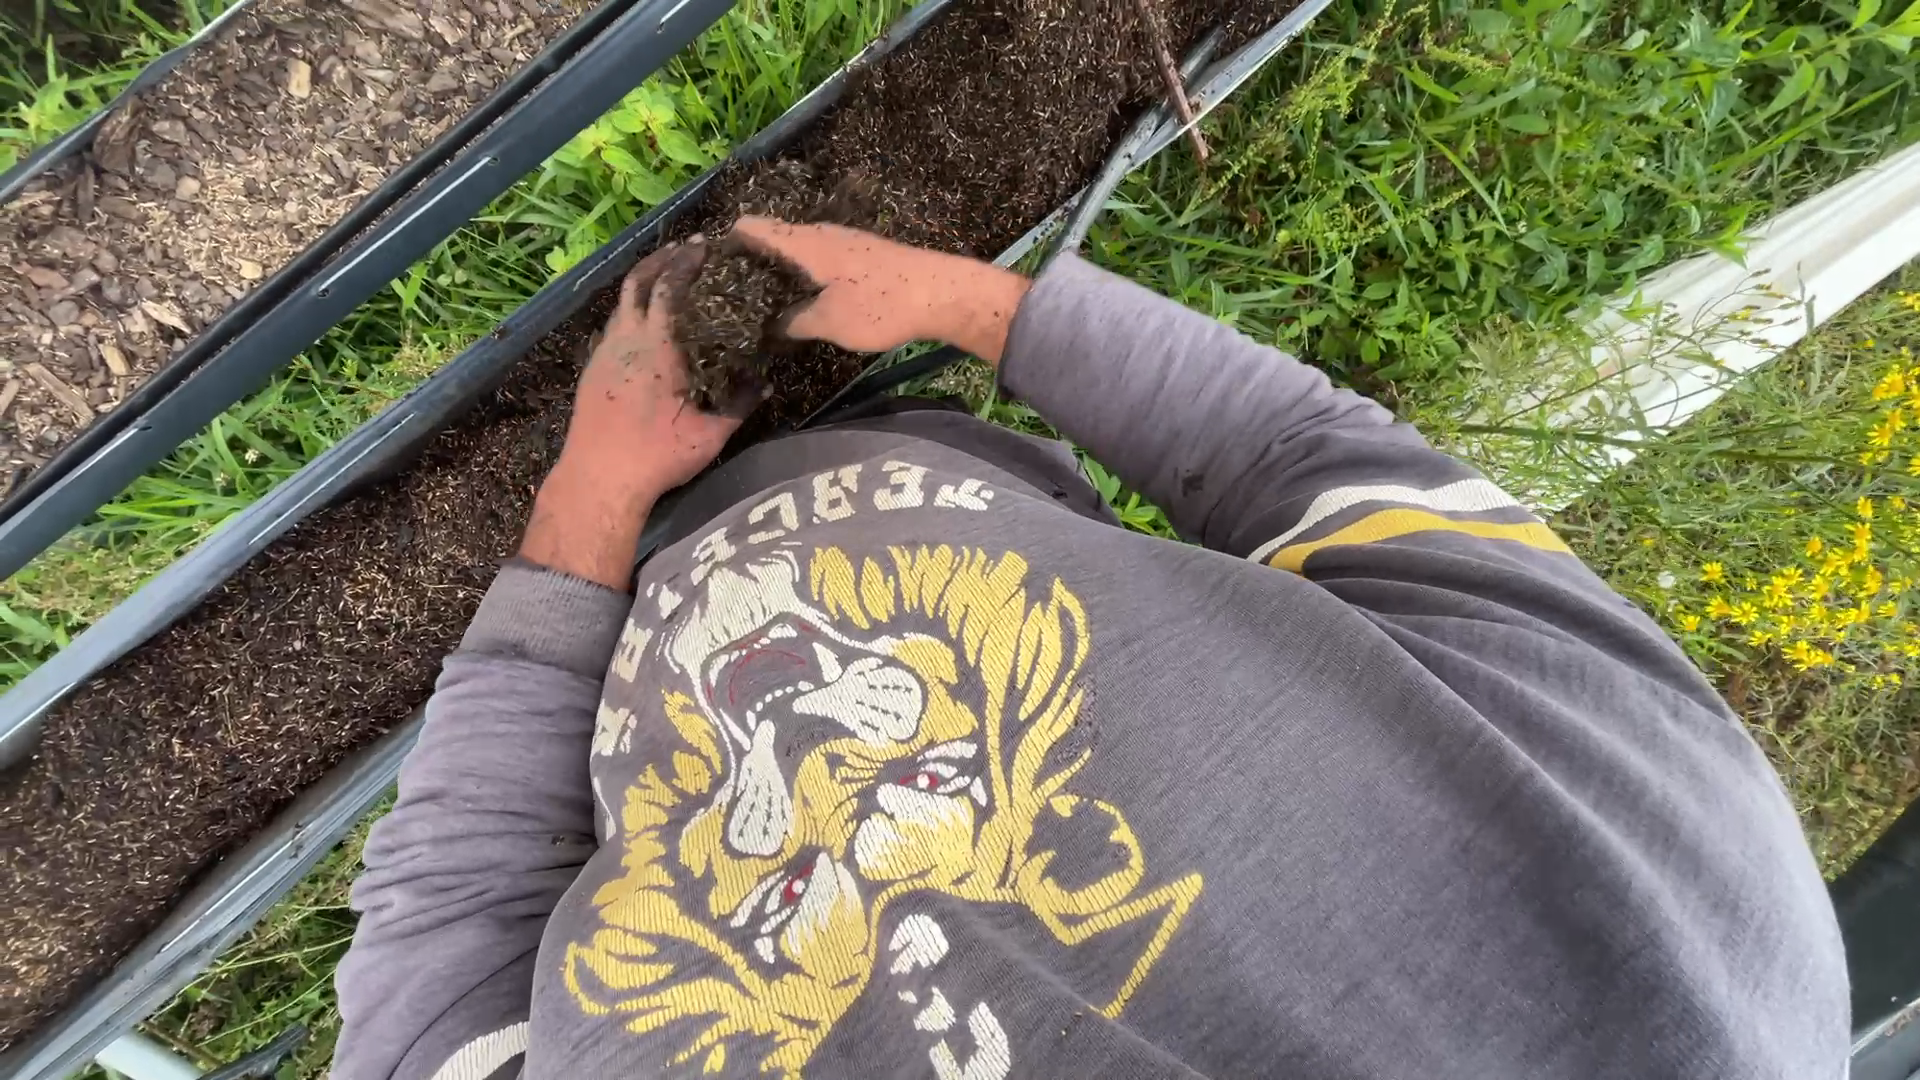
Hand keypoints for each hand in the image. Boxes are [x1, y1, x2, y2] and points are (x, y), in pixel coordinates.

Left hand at [560, 240, 739, 501]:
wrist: (600, 476)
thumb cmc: (658, 454)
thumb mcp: (711, 434)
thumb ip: (739, 404)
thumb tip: (767, 383)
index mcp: (658, 347)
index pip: (671, 288)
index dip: (687, 264)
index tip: (705, 247)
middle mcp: (627, 339)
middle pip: (638, 282)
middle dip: (662, 260)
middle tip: (685, 250)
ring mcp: (605, 351)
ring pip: (622, 302)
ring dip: (644, 283)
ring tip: (667, 277)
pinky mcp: (594, 368)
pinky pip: (615, 325)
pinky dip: (632, 310)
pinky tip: (647, 323)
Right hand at [731, 216, 1031, 365]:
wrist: (942, 293)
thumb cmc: (881, 305)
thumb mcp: (830, 322)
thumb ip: (793, 322)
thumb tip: (768, 326)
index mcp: (803, 241)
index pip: (751, 227)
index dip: (727, 245)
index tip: (711, 274)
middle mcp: (820, 233)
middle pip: (773, 239)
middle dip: (751, 266)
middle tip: (734, 300)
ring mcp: (843, 242)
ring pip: (798, 252)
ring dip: (781, 275)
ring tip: (765, 307)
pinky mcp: (862, 257)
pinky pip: (819, 262)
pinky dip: (805, 279)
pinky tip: (805, 304)